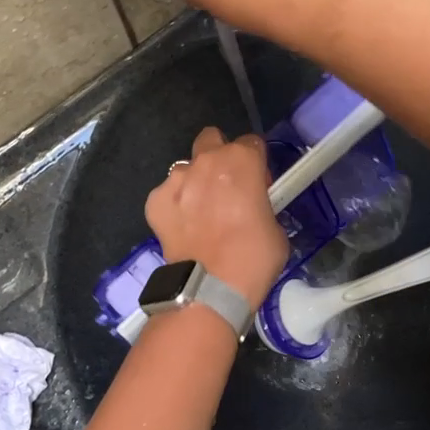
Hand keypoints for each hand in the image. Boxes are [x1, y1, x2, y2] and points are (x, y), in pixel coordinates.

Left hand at [146, 128, 289, 308]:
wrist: (212, 288)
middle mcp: (206, 161)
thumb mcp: (275, 228)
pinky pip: (166, 196)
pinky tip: (184, 231)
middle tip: (226, 190)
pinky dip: (174, 209)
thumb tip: (253, 210)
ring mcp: (176, 180)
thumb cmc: (254, 259)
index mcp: (242, 161)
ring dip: (195, 185)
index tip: (257, 188)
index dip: (256, 166)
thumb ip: (262, 206)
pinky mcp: (154, 202)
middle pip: (211, 141)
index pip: (251, 144)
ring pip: (186, 169)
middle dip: (219, 158)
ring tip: (201, 217)